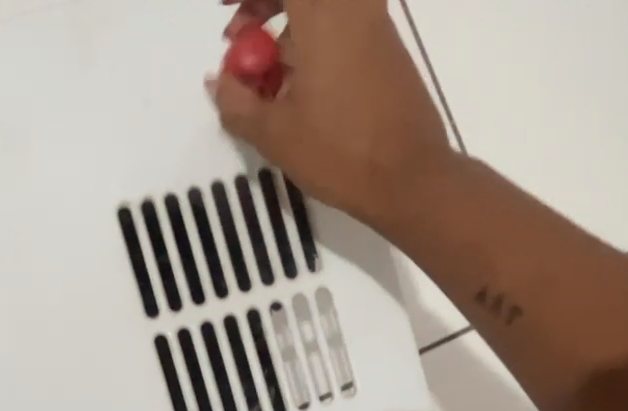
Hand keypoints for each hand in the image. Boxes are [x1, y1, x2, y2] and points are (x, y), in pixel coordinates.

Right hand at [210, 0, 457, 234]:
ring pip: (324, 9)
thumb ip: (237, 102)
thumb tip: (219, 81)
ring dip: (288, 29)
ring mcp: (375, 27)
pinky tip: (297, 92)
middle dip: (266, 7)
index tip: (229, 16)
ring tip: (266, 79)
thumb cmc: (338, 152)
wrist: (408, 177)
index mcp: (323, 15)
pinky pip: (342, 28)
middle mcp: (353, 8)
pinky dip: (313, 44)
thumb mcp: (274, 134)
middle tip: (242, 42)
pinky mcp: (387, 51)